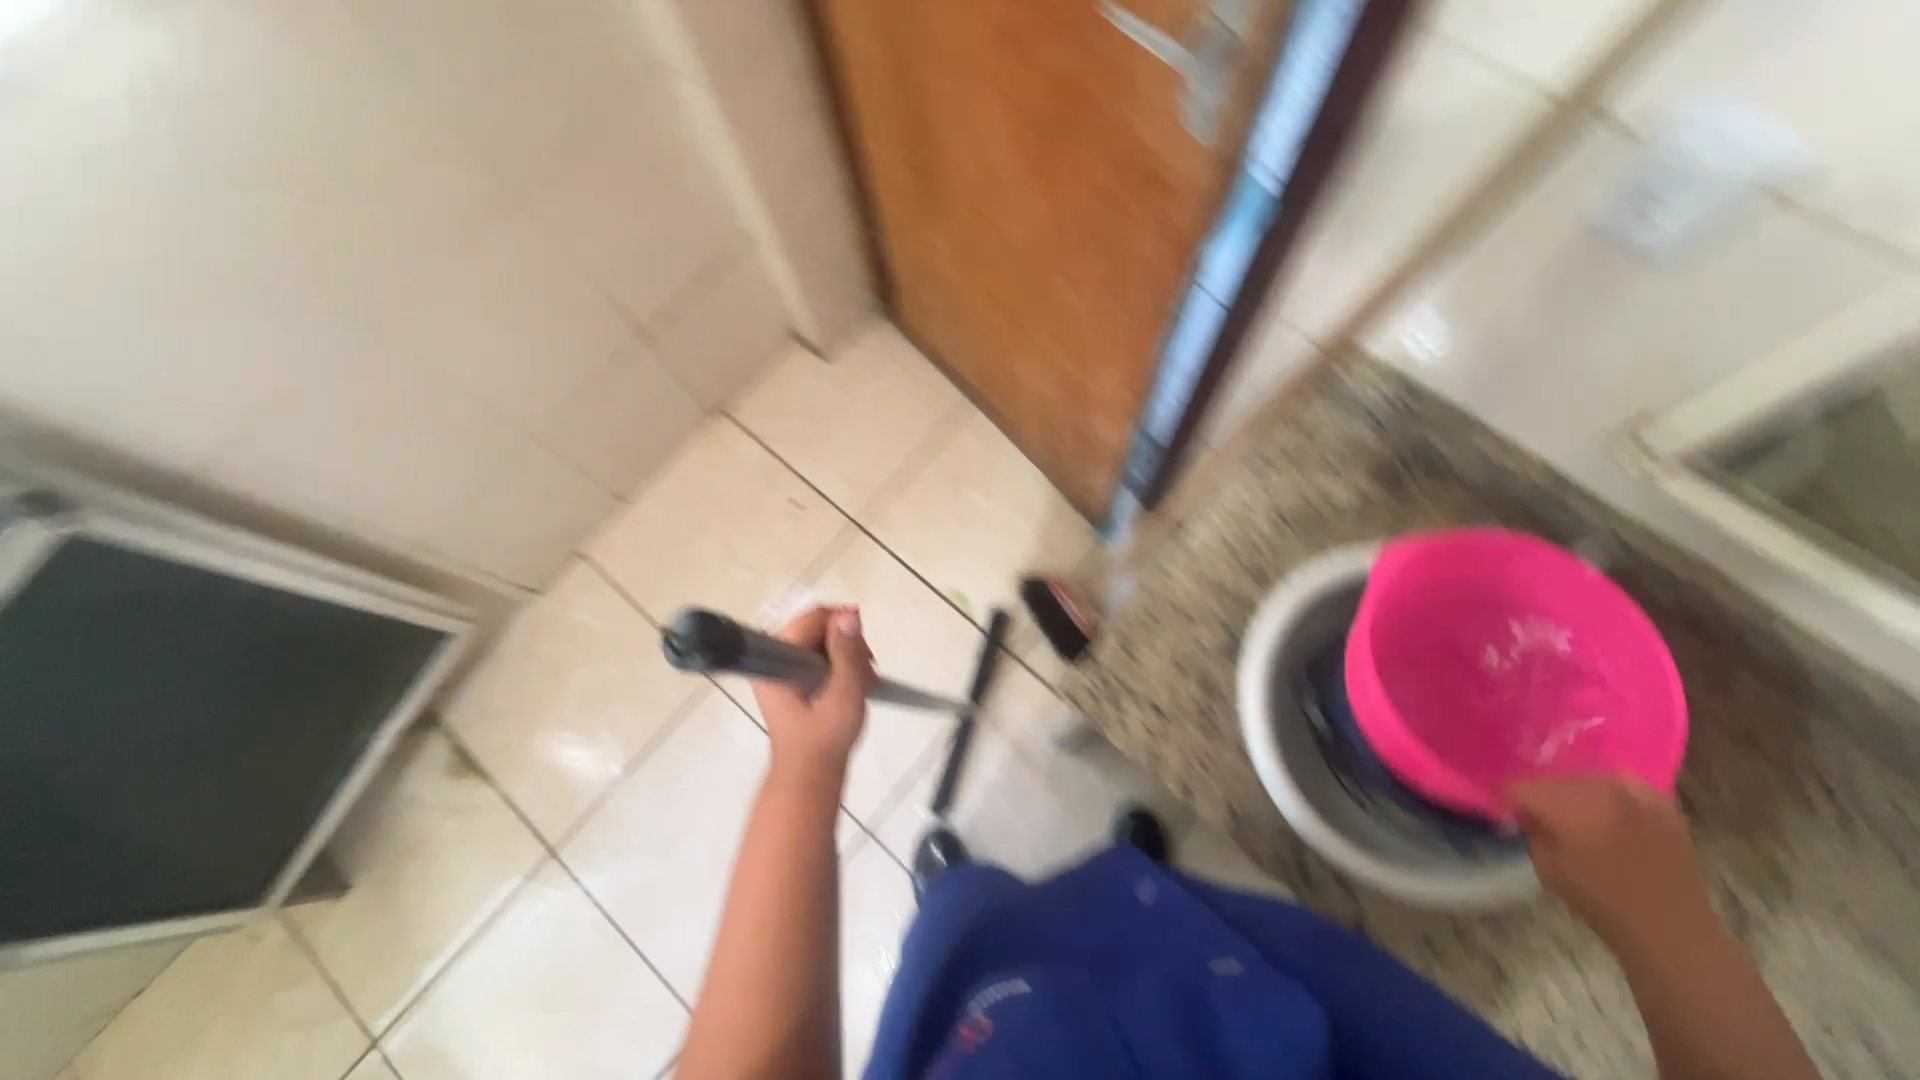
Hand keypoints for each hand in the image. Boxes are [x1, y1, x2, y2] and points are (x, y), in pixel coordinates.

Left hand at [752, 606, 874, 790]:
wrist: (810, 777)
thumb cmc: (825, 739)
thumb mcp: (844, 694)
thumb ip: (847, 652)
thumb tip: (850, 614)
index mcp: (777, 660)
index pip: (811, 619)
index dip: (842, 626)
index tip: (864, 651)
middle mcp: (774, 659)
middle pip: (816, 628)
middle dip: (847, 644)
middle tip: (868, 669)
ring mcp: (782, 670)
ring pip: (820, 643)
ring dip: (847, 656)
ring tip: (866, 680)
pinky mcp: (791, 681)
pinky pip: (817, 658)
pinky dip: (839, 666)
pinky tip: (855, 684)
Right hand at [1508, 774, 1718, 954]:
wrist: (1671, 927)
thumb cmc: (1602, 904)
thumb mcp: (1548, 870)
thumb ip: (1533, 832)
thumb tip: (1528, 813)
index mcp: (1568, 810)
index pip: (1522, 787)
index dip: (1512, 800)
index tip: (1514, 815)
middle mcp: (1601, 792)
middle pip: (1555, 778)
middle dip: (1545, 795)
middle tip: (1545, 817)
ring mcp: (1636, 794)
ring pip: (1588, 777)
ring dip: (1577, 793)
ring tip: (1580, 816)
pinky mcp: (1661, 802)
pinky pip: (1624, 783)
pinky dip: (1610, 794)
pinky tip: (1610, 813)